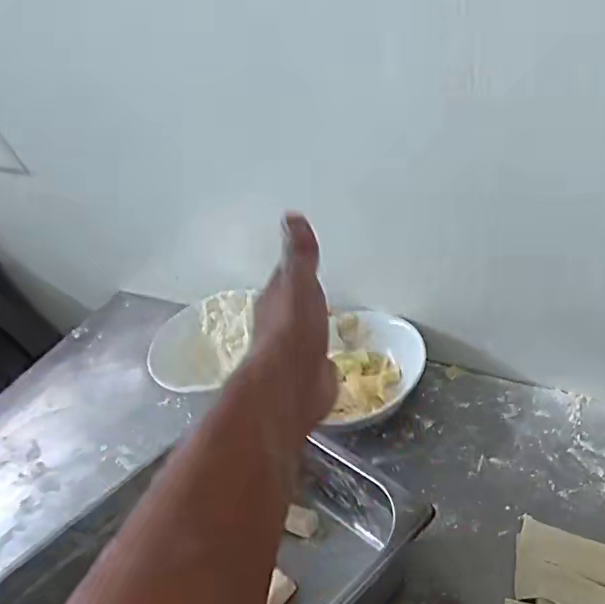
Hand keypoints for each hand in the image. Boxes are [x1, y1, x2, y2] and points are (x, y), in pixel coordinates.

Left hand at [240, 213, 334, 438]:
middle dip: (303, 298)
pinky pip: (318, 359)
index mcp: (274, 299)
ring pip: (305, 333)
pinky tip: (331, 355)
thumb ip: (299, 255)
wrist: (294, 385)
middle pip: (293, 306)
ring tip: (326, 321)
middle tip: (316, 289)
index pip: (285, 277)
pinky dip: (323, 355)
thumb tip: (292, 217)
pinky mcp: (309, 376)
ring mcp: (294, 353)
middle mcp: (279, 326)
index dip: (296, 268)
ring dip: (313, 327)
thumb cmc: (294, 333)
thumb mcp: (298, 283)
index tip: (305, 258)